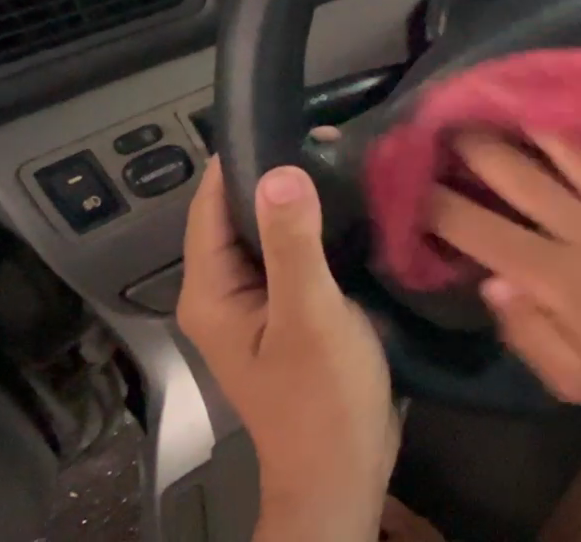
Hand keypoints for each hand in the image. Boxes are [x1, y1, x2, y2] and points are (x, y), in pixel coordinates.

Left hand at [177, 158, 397, 541]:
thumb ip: (294, 243)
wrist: (345, 465)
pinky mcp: (302, 309)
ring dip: (314, 200)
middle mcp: (231, 291)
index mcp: (213, 291)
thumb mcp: (309, 314)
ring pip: (282, 233)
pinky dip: (331, 228)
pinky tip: (368, 208)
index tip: (298, 116)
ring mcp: (267, 302)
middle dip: (288, 174)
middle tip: (346, 136)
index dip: (246, 159)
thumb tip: (279, 170)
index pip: (212, 205)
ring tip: (361, 160)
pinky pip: (307, 253)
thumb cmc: (320, 394)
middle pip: (249, 215)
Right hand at [429, 131, 580, 410]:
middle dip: (483, 152)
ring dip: (540, 131)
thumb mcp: (572, 376)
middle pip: (524, 179)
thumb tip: (490, 282)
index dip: (446, 211)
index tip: (419, 191)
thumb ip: (527, 330)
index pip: (487, 233)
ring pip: (574, 156)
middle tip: (453, 127)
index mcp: (556, 274)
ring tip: (513, 109)